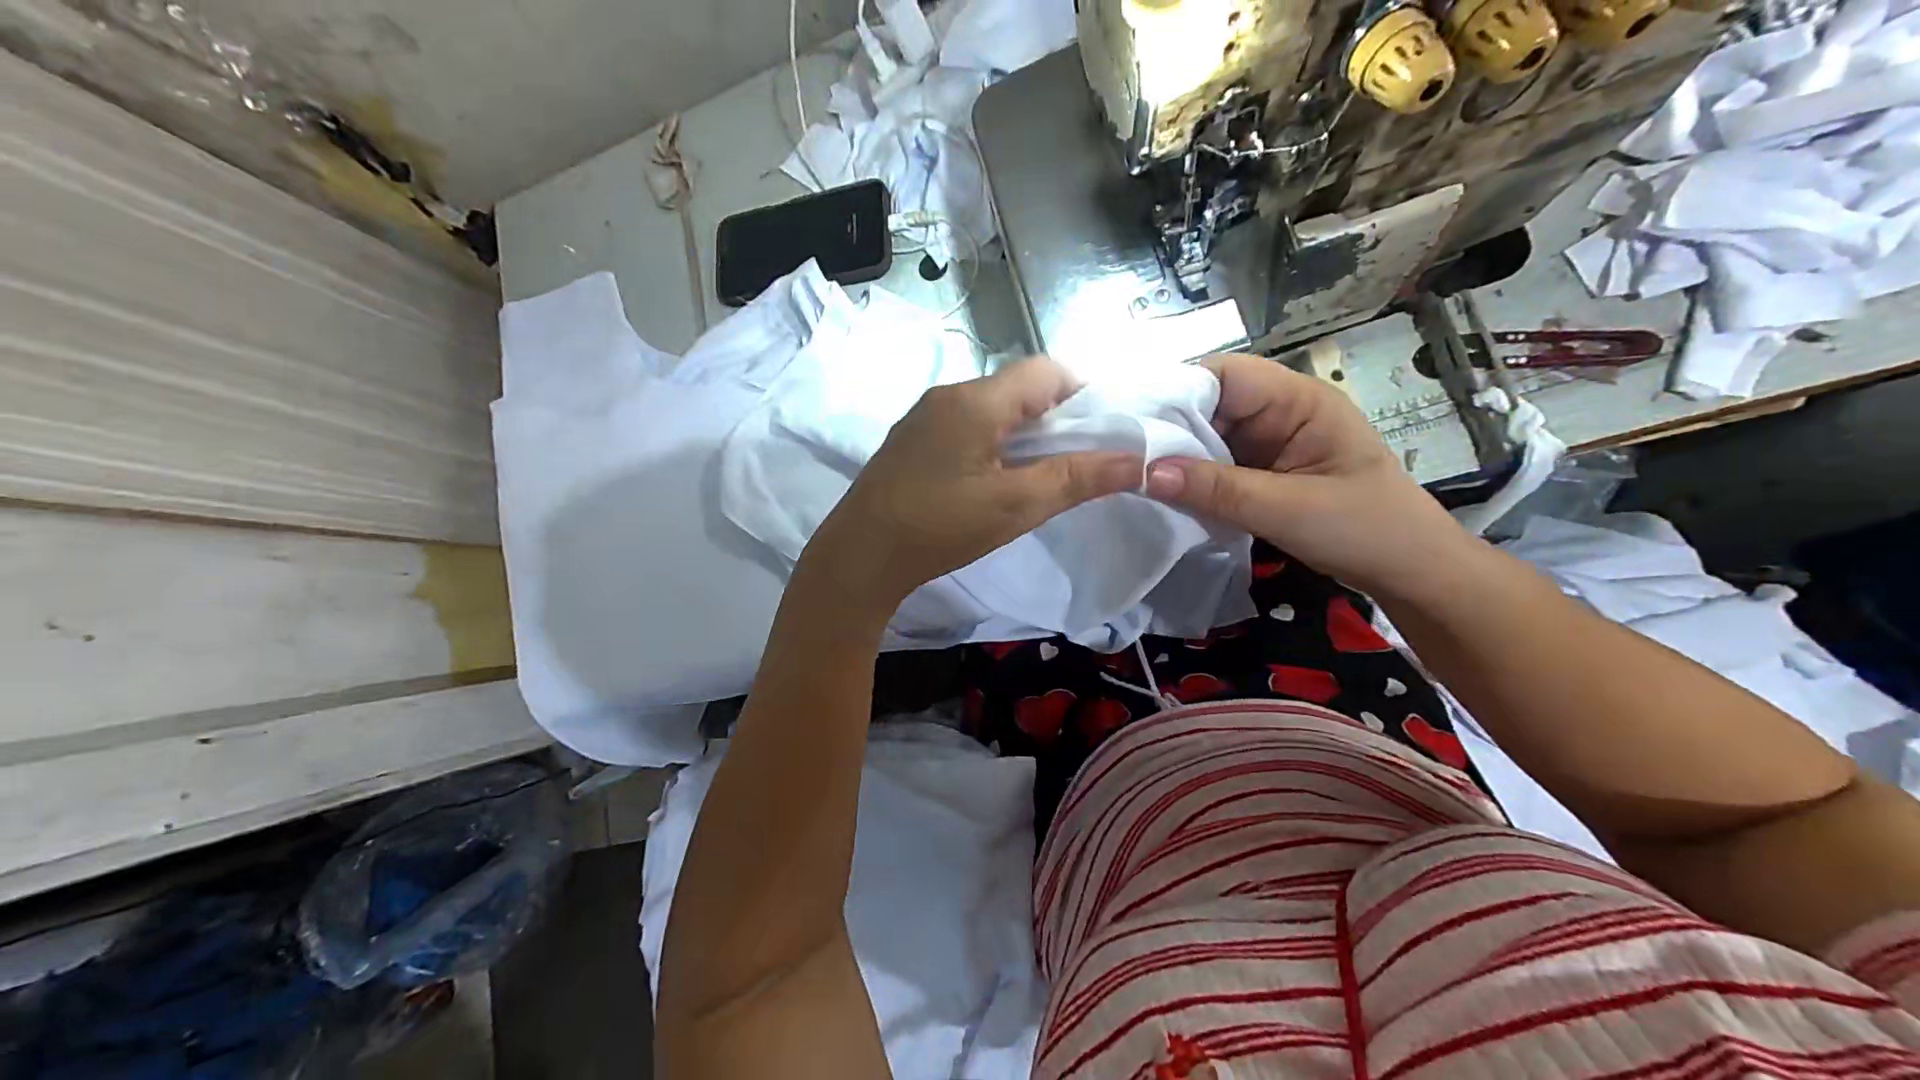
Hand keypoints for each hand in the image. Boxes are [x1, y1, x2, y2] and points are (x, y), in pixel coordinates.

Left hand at [801, 356, 1143, 610]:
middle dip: (1055, 417)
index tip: (1100, 432)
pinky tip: (992, 480)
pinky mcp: (911, 440)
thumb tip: (1137, 461)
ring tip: (1037, 475)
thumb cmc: (940, 527)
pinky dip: (992, 442)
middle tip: (1075, 460)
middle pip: (1019, 387)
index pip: (1047, 370)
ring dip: (1023, 432)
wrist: (859, 556)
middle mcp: (949, 394)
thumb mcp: (1017, 505)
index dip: (1083, 393)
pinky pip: (965, 425)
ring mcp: (924, 416)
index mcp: (977, 399)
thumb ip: (1078, 478)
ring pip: (991, 407)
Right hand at [1144, 352, 1477, 596]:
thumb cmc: (1367, 530)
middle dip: (1168, 429)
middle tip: (1122, 458)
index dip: (1176, 393)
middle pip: (1209, 405)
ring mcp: (1269, 443)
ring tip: (1132, 476)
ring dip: (1176, 457)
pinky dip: (1191, 479)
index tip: (1131, 425)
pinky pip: (1215, 465)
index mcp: (1298, 401)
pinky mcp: (1261, 472)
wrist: (1412, 573)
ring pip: (1207, 437)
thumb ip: (1217, 490)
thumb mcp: (1289, 510)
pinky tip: (1163, 493)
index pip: (1224, 376)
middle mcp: (1279, 412)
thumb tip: (1144, 472)